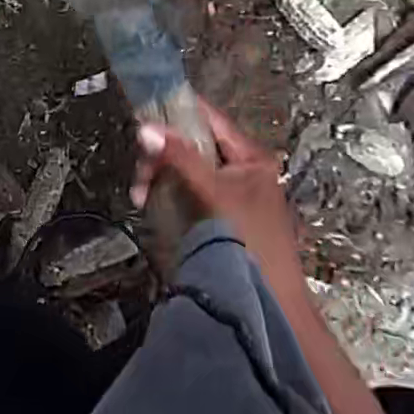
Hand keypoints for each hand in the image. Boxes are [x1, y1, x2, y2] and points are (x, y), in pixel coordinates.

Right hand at [132, 98, 300, 269]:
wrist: (272, 303)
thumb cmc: (250, 241)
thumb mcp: (212, 191)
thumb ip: (180, 157)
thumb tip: (145, 128)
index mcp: (250, 156)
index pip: (209, 118)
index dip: (177, 111)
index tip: (144, 110)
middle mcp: (242, 169)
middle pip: (191, 145)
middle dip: (161, 154)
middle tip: (142, 172)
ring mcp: (231, 193)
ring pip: (185, 168)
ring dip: (159, 176)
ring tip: (141, 194)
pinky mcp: (218, 214)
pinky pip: (186, 190)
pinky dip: (167, 193)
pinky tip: (149, 202)